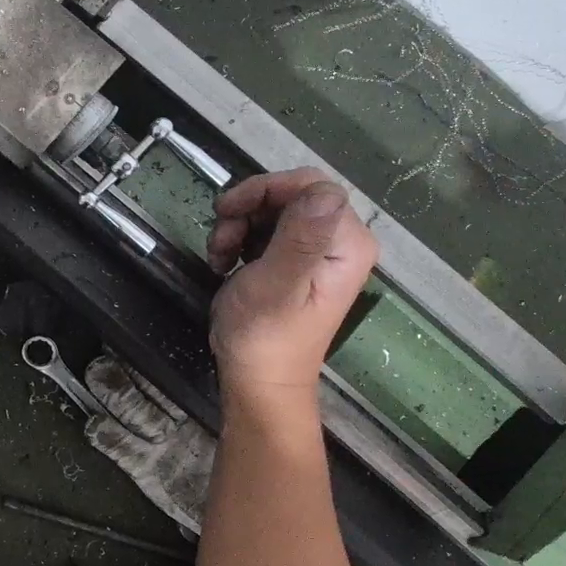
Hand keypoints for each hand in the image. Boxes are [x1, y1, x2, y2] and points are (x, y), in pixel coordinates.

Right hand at [205, 168, 378, 397]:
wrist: (257, 381)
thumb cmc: (264, 336)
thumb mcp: (277, 284)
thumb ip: (301, 237)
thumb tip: (323, 190)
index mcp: (347, 243)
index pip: (312, 185)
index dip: (265, 189)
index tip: (225, 211)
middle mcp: (339, 241)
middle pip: (290, 195)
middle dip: (246, 210)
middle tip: (218, 241)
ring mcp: (314, 253)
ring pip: (272, 212)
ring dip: (236, 227)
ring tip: (219, 257)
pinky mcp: (291, 263)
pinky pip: (264, 232)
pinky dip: (237, 241)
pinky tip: (224, 264)